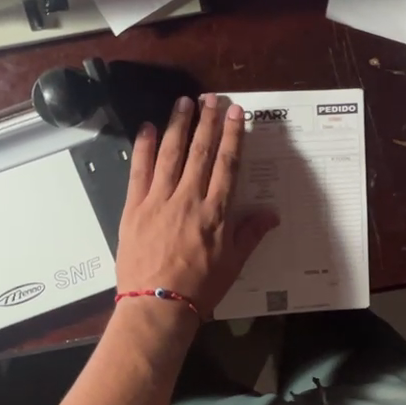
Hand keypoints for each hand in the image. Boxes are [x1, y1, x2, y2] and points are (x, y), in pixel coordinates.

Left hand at [115, 94, 277, 317]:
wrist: (158, 306)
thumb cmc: (199, 288)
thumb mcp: (233, 263)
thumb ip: (250, 234)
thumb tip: (271, 214)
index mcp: (216, 212)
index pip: (227, 164)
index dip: (232, 136)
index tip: (235, 113)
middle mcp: (189, 199)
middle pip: (200, 152)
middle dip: (207, 122)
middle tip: (210, 98)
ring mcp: (159, 201)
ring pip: (171, 154)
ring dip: (178, 125)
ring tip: (183, 102)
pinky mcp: (134, 208)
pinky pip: (139, 171)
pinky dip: (144, 148)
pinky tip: (148, 128)